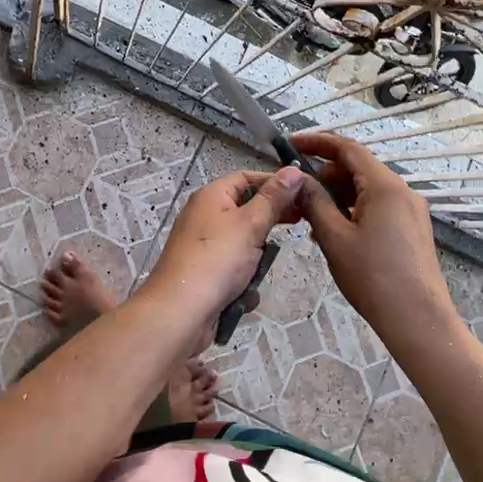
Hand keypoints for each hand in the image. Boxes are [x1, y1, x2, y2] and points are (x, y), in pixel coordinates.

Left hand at [142, 166, 303, 319]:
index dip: (274, 183)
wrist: (180, 312)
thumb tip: (293, 169)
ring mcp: (203, 247)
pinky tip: (244, 295)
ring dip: (255, 261)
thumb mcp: (251, 224)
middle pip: (246, 211)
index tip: (302, 193)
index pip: (246, 177)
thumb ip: (274, 198)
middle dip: (268, 224)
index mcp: (212, 196)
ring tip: (258, 271)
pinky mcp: (205, 274)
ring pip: (243, 246)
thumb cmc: (217, 259)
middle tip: (298, 226)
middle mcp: (205, 216)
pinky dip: (241, 282)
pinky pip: (233, 271)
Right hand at [291, 133, 452, 342]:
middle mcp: (402, 191)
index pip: (347, 148)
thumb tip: (299, 179)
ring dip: (338, 196)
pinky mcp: (413, 229)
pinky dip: (354, 210)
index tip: (291, 144)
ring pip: (368, 189)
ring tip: (313, 221)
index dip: (317, 142)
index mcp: (384, 186)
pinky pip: (379, 207)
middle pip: (358, 168)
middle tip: (298, 195)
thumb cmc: (373, 277)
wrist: (418, 320)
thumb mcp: (334, 238)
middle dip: (326, 175)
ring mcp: (411, 211)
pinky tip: (336, 234)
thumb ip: (314, 202)